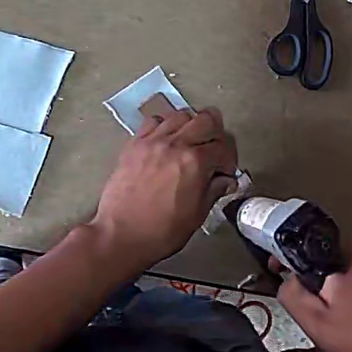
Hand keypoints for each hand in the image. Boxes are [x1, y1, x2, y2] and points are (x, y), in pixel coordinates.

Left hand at [89, 107, 238, 270]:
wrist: (121, 236)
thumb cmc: (160, 230)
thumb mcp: (198, 213)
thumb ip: (214, 190)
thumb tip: (225, 180)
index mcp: (195, 162)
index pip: (223, 147)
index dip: (229, 159)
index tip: (226, 170)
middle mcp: (175, 145)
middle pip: (206, 119)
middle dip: (217, 133)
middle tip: (215, 149)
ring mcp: (152, 142)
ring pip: (181, 115)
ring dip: (191, 125)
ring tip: (191, 142)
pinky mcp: (134, 145)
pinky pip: (154, 122)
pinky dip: (165, 126)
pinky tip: (167, 141)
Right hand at [276, 256, 351, 351]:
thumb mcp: (315, 324)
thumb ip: (293, 295)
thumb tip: (286, 278)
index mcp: (348, 263)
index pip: (308, 247)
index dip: (289, 260)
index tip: (278, 272)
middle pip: (327, 264)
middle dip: (315, 285)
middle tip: (313, 314)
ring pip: (345, 280)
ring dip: (334, 297)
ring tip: (337, 328)